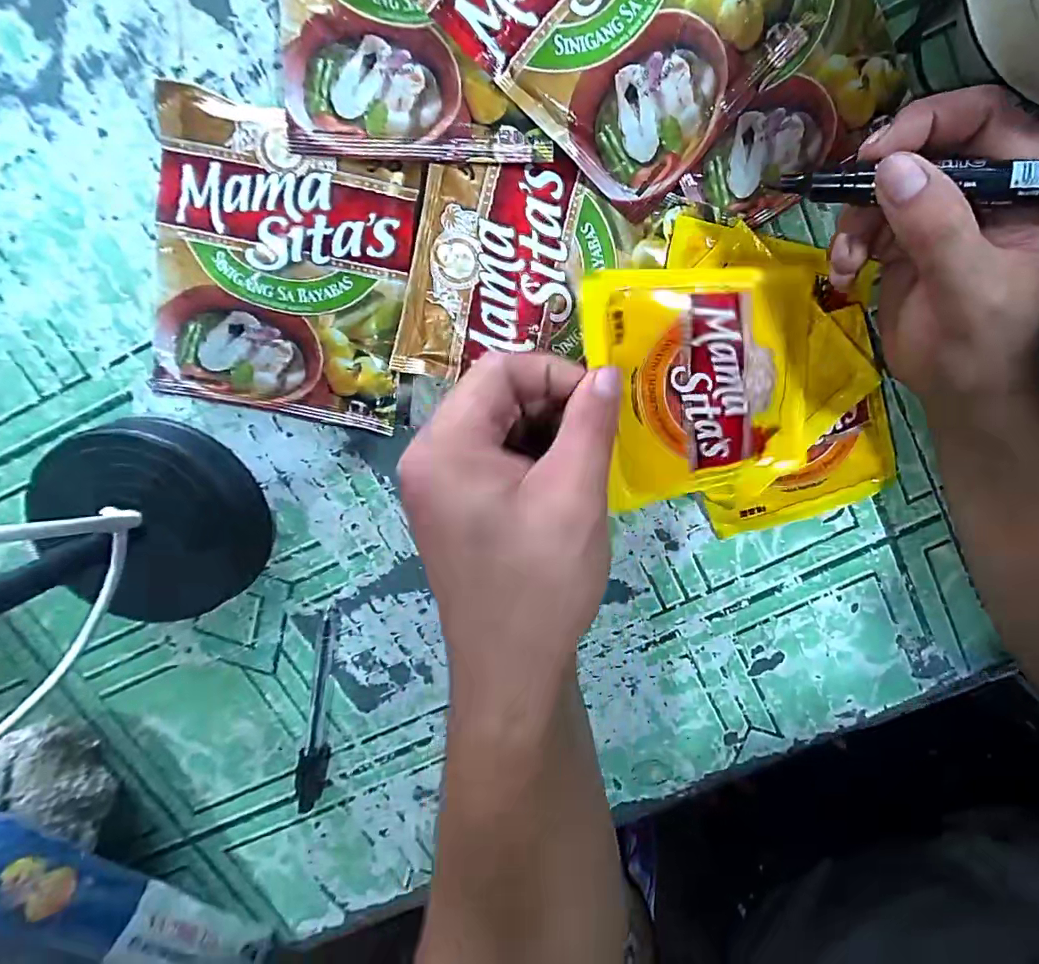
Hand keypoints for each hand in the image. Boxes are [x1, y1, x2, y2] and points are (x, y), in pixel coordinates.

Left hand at [398, 353, 619, 709]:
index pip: (501, 370)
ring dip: (551, 431)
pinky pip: (500, 457)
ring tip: (590, 460)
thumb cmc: (542, 579)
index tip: (603, 402)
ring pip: (503, 425)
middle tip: (601, 433)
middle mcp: (431, 457)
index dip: (558, 373)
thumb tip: (607, 372)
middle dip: (556, 403)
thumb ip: (591, 422)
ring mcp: (442, 484)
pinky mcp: (459, 506)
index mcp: (445, 446)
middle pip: (498, 395)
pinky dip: (539, 456)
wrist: (514, 668)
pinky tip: (570, 482)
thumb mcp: (575, 493)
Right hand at [830, 86, 1038, 405]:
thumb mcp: (968, 287)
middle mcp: (987, 189)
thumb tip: (892, 167)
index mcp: (1028, 187)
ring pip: (890, 180)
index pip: (988, 118)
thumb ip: (937, 227)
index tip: (886, 148)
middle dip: (885, 170)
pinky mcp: (908, 237)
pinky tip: (845, 274)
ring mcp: (944, 212)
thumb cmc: (981, 346)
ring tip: (848, 257)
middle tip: (853, 190)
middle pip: (930, 142)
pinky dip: (850, 242)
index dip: (936, 119)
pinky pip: (870, 217)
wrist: (958, 394)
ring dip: (858, 215)